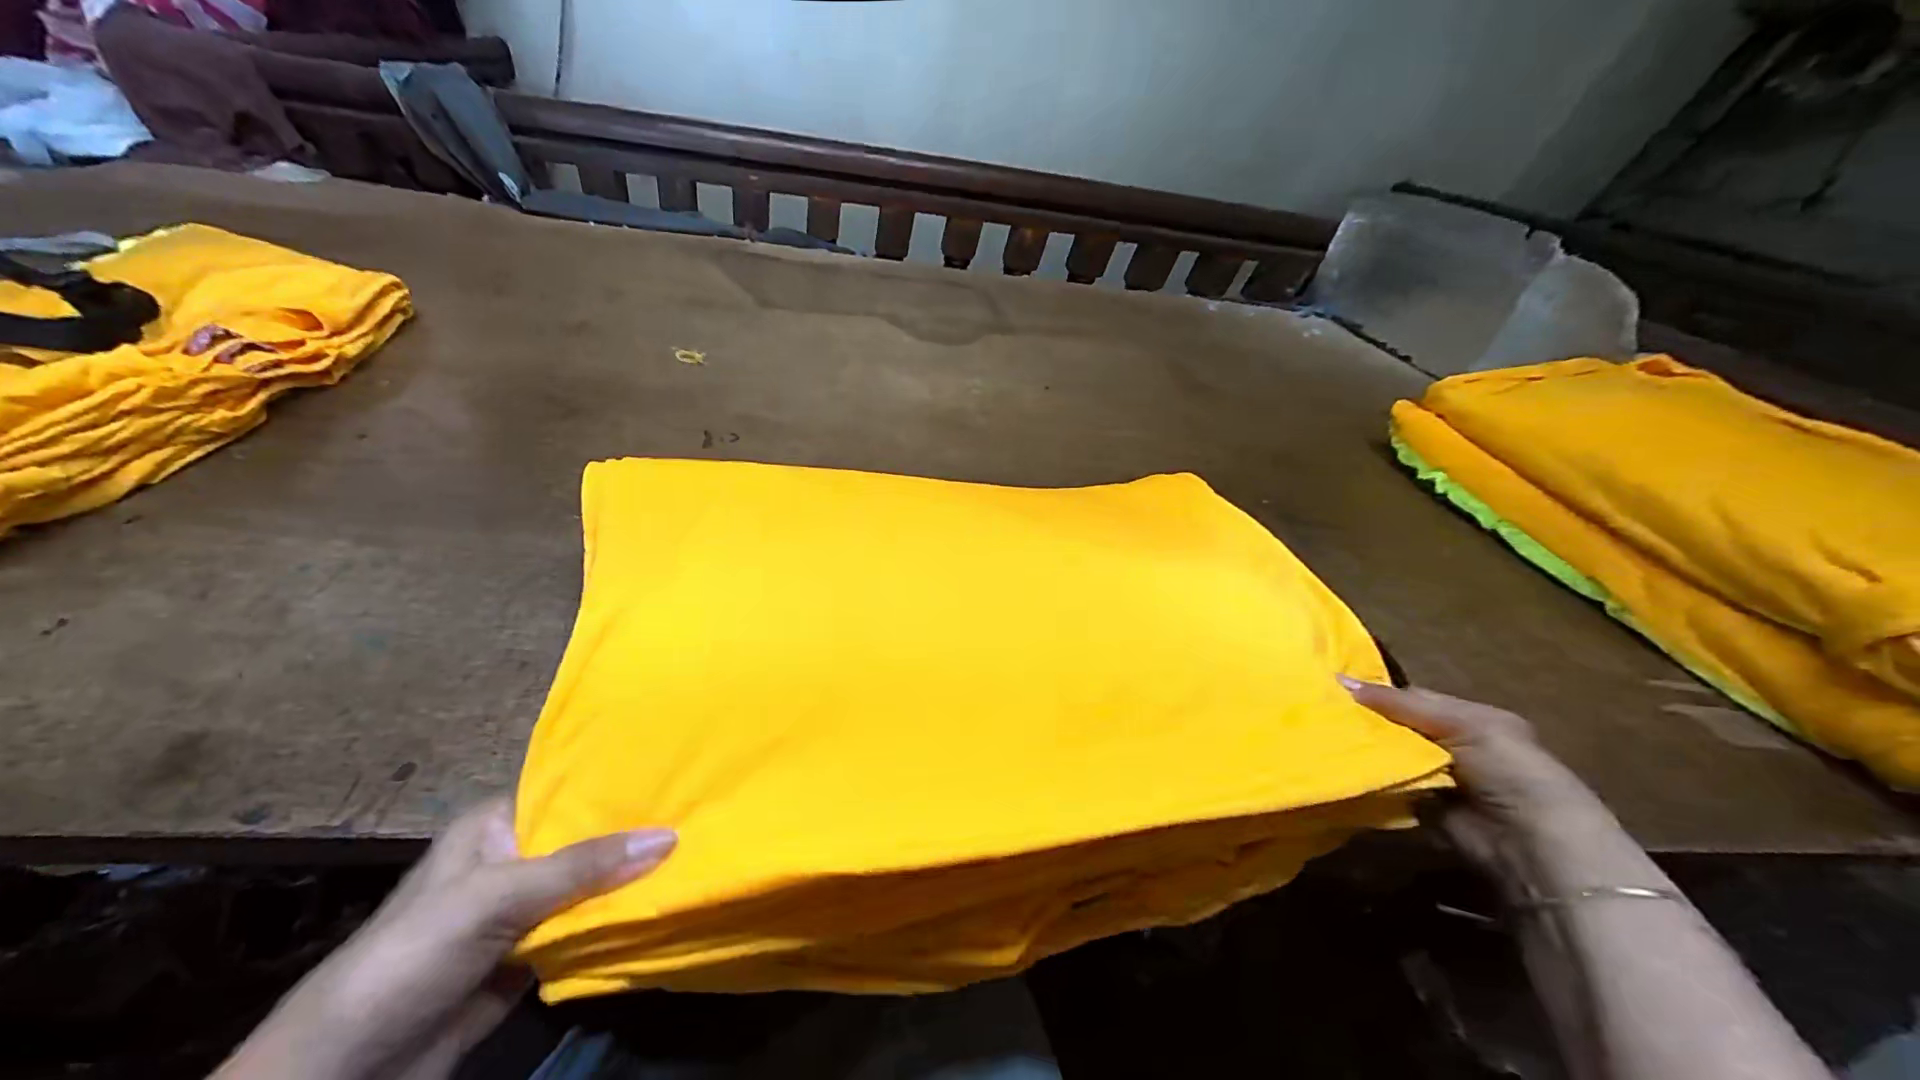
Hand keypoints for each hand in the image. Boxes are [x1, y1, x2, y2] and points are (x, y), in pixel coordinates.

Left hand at [214, 799, 675, 1079]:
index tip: (681, 770)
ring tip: (701, 849)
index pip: (569, 790)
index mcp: (496, 824)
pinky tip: (668, 901)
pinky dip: (621, 919)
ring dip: (635, 878)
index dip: (620, 783)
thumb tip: (670, 834)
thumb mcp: (498, 896)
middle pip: (588, 839)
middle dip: (637, 833)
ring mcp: (523, 909)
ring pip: (592, 884)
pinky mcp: (533, 953)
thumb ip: (583, 865)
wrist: (349, 1068)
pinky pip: (588, 927)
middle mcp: (514, 858)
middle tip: (705, 811)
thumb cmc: (414, 953)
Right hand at [1339, 677, 1616, 896]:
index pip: (1411, 698)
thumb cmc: (1508, 770)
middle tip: (1319, 712)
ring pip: (1387, 754)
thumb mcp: (1460, 723)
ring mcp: (1436, 777)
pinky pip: (1386, 784)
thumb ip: (1401, 703)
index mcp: (1470, 717)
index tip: (1332, 688)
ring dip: (1362, 749)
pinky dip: (1367, 777)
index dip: (1375, 693)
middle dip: (1364, 721)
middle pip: (1396, 725)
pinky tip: (1338, 765)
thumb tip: (1338, 679)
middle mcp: (1452, 744)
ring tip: (1320, 735)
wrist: (1532, 844)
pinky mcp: (1421, 807)